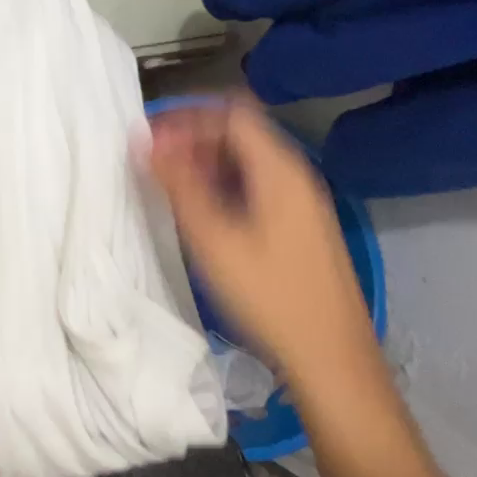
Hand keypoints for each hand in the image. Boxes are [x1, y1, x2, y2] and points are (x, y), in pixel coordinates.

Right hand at [134, 98, 373, 376]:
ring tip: (167, 188)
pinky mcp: (300, 228)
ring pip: (245, 162)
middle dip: (191, 139)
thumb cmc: (270, 296)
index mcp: (280, 170)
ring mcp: (302, 203)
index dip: (186, 116)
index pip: (229, 113)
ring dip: (203, 164)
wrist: (333, 362)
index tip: (150, 137)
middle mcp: (295, 177)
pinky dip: (222, 186)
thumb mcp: (213, 237)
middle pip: (238, 133)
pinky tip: (200, 215)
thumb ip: (177, 183)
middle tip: (152, 164)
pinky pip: (255, 186)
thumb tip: (142, 139)